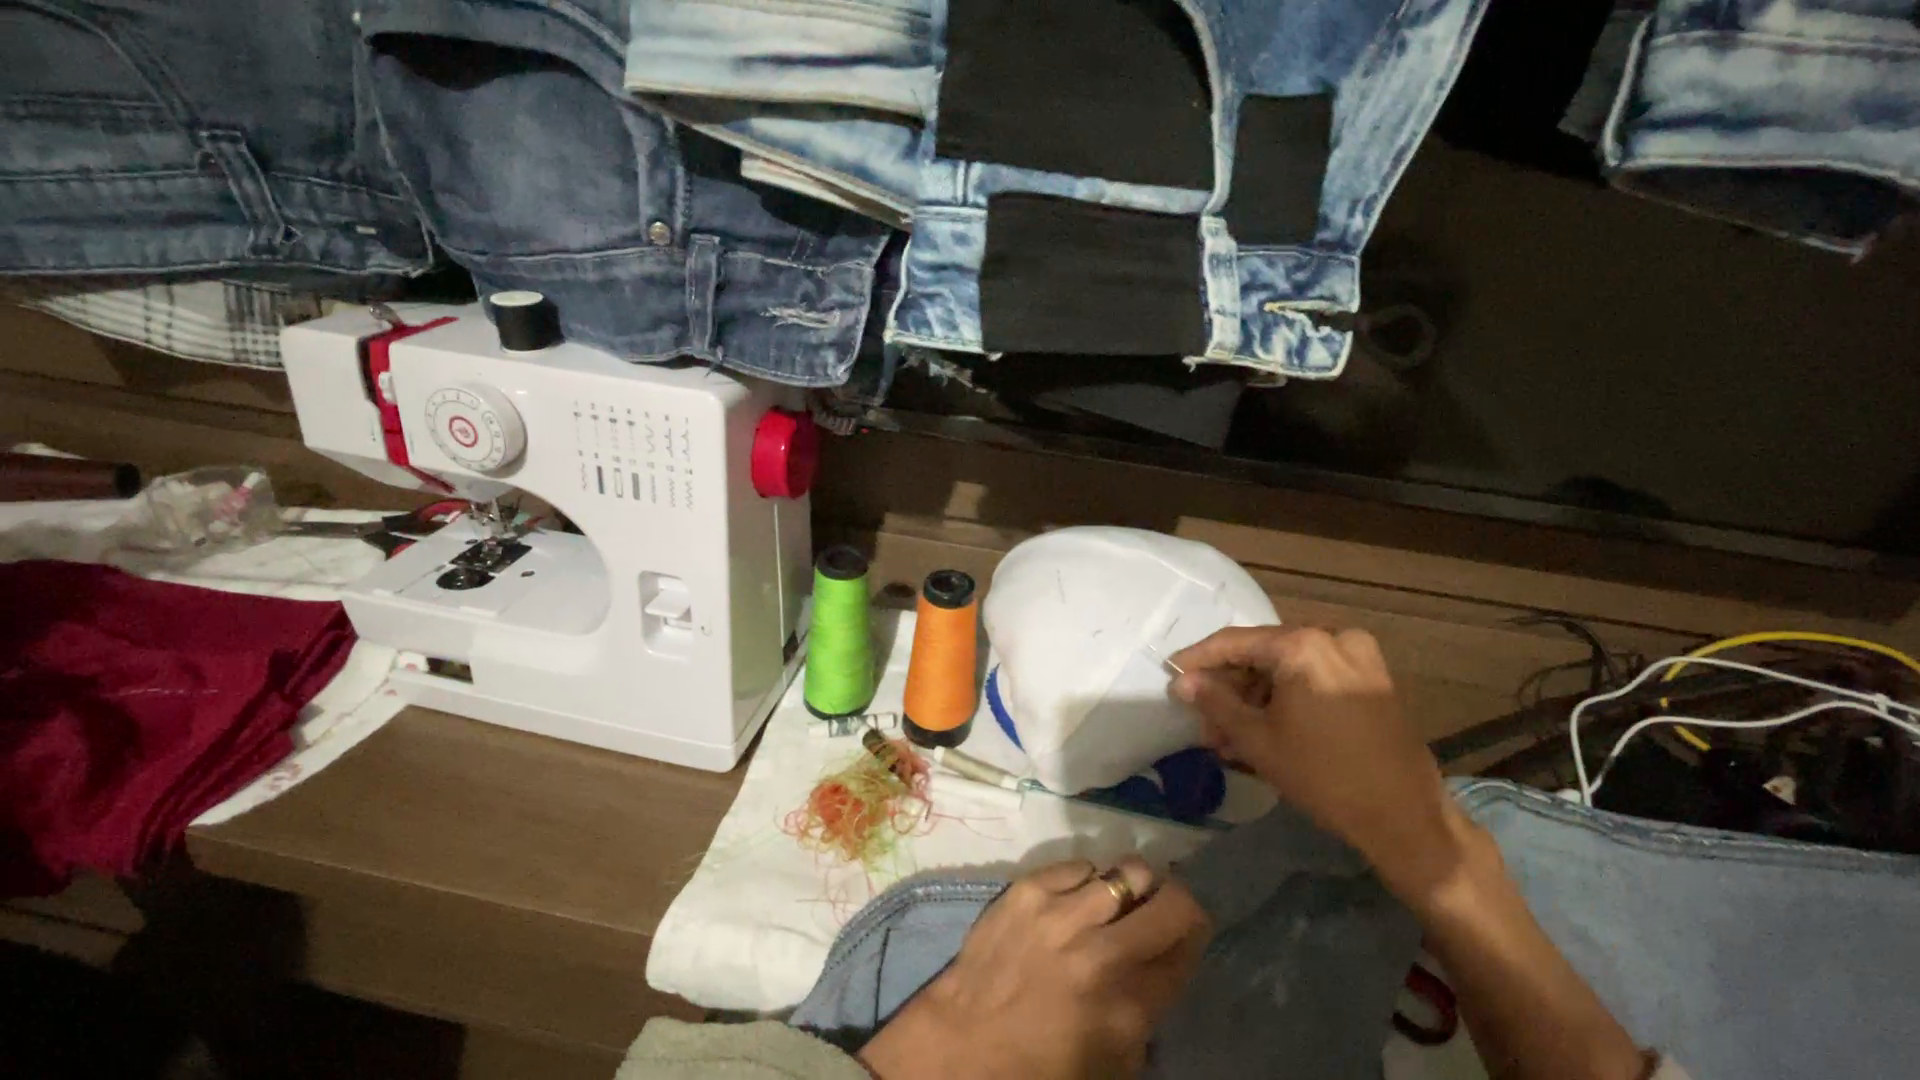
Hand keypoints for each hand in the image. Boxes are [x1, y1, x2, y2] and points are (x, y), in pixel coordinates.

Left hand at [857, 858, 1210, 1079]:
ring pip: (1129, 870)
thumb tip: (1170, 951)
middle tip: (1159, 911)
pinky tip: (1073, 901)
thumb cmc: (1044, 1061)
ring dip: (1130, 887)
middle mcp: (1102, 952)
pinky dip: (1086, 881)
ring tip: (1114, 902)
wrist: (967, 1042)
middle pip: (1171, 901)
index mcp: (1130, 1005)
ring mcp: (1063, 914)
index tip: (1185, 932)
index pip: (1189, 943)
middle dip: (1174, 904)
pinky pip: (1081, 865)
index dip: (1193, 934)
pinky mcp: (1028, 889)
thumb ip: (1151, 1001)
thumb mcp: (1117, 1055)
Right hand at [1169, 626, 1470, 902]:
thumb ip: (1215, 703)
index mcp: (1303, 645)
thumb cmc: (1323, 776)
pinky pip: (1314, 678)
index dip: (1198, 659)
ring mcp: (1358, 656)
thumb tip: (1182, 681)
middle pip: (1262, 654)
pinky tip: (1266, 731)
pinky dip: (1286, 699)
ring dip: (1256, 698)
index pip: (1234, 642)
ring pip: (1288, 668)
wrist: (1404, 816)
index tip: (1170, 675)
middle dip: (1229, 688)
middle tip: (1203, 722)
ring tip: (1231, 737)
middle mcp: (1333, 637)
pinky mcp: (1373, 678)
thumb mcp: (1257, 739)